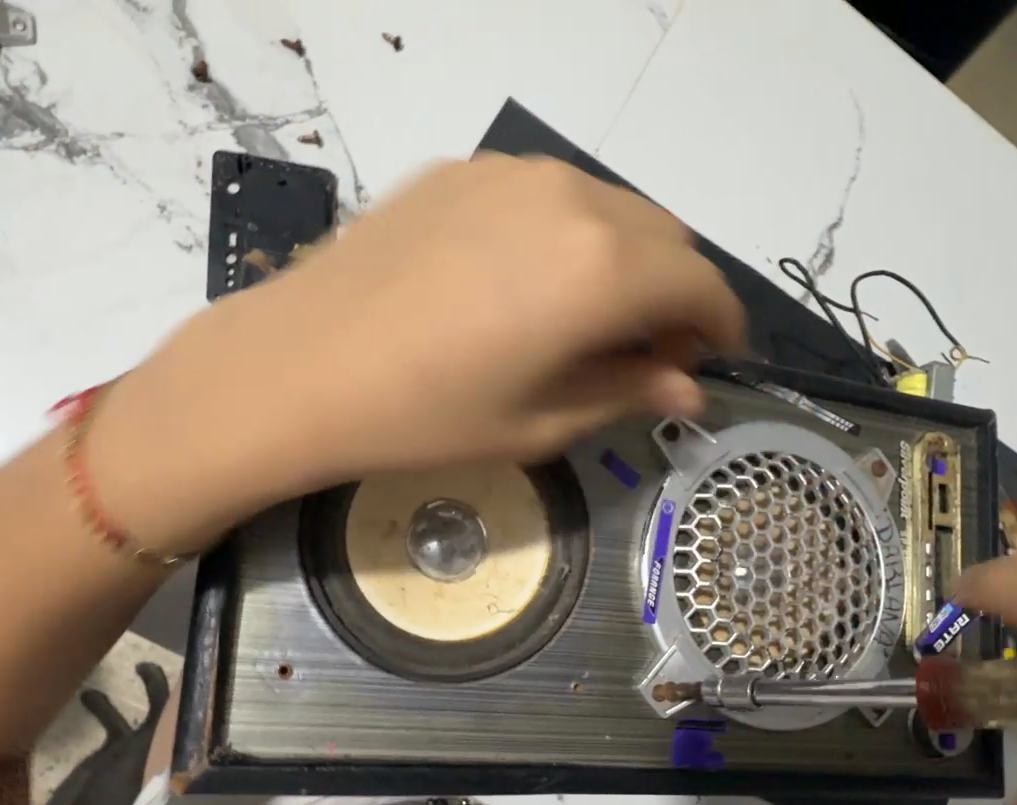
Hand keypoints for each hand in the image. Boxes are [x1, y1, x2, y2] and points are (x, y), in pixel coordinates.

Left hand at [92, 154, 743, 552]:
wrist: (297, 369)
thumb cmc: (426, 418)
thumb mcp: (540, 423)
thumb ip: (628, 393)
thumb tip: (688, 388)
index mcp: (603, 269)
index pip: (703, 286)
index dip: (719, 328)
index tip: (707, 364)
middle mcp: (571, 199)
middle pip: (665, 238)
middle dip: (676, 295)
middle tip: (647, 354)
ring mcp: (511, 173)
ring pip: (610, 209)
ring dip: (626, 261)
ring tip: (587, 322)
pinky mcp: (462, 170)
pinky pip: (548, 197)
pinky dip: (569, 237)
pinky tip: (526, 286)